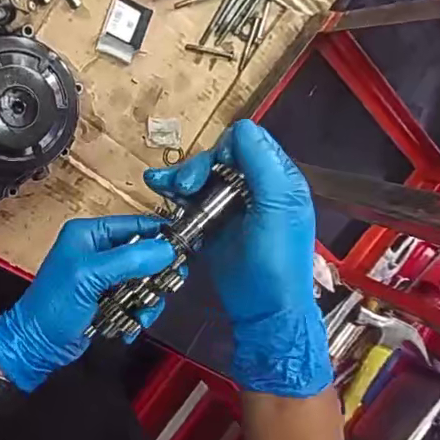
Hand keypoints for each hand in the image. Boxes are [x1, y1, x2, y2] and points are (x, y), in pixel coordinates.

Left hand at [0, 215, 175, 391]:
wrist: (36, 347)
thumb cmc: (53, 306)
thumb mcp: (90, 276)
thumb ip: (130, 259)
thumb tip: (168, 249)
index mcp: (90, 234)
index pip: (136, 224)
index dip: (161, 235)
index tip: (182, 249)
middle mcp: (100, 250)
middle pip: (146, 252)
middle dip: (157, 274)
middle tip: (167, 286)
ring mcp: (105, 276)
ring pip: (146, 278)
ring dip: (149, 298)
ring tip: (142, 315)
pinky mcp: (110, 298)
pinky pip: (138, 299)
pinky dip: (140, 312)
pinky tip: (132, 324)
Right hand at [145, 120, 330, 397]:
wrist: (264, 310)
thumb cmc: (277, 261)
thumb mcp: (277, 207)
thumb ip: (263, 164)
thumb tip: (241, 129)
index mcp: (278, 178)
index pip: (247, 142)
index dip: (224, 151)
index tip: (210, 174)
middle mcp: (256, 187)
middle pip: (219, 158)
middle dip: (197, 167)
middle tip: (182, 187)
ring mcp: (233, 207)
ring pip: (202, 177)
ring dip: (180, 178)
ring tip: (161, 186)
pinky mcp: (214, 225)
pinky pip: (192, 201)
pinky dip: (176, 196)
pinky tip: (163, 195)